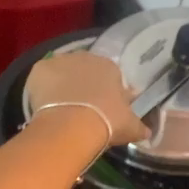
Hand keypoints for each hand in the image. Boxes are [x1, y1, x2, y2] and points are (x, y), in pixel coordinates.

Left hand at [25, 51, 149, 146]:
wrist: (73, 124)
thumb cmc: (107, 122)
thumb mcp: (130, 126)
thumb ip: (140, 126)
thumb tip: (148, 131)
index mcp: (110, 66)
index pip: (109, 76)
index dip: (105, 93)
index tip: (102, 110)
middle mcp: (86, 57)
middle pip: (84, 71)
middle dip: (83, 87)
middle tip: (80, 111)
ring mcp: (61, 60)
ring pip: (62, 73)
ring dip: (62, 86)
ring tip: (61, 110)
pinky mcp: (40, 68)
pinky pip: (42, 78)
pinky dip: (42, 90)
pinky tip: (45, 106)